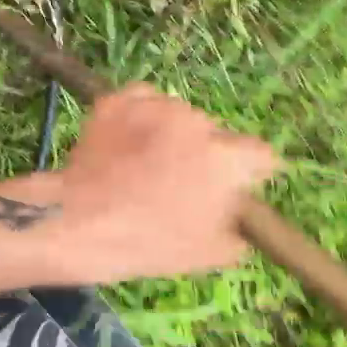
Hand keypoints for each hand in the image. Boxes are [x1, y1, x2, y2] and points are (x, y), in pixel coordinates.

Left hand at [55, 83, 278, 284]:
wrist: (86, 218)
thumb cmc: (155, 240)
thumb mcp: (218, 248)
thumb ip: (240, 219)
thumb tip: (237, 203)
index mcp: (226, 156)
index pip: (260, 154)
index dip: (251, 171)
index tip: (238, 184)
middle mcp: (193, 120)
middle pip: (214, 132)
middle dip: (207, 151)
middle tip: (185, 176)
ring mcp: (152, 105)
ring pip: (177, 113)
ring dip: (173, 130)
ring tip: (151, 157)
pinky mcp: (116, 99)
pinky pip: (142, 100)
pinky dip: (141, 114)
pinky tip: (131, 137)